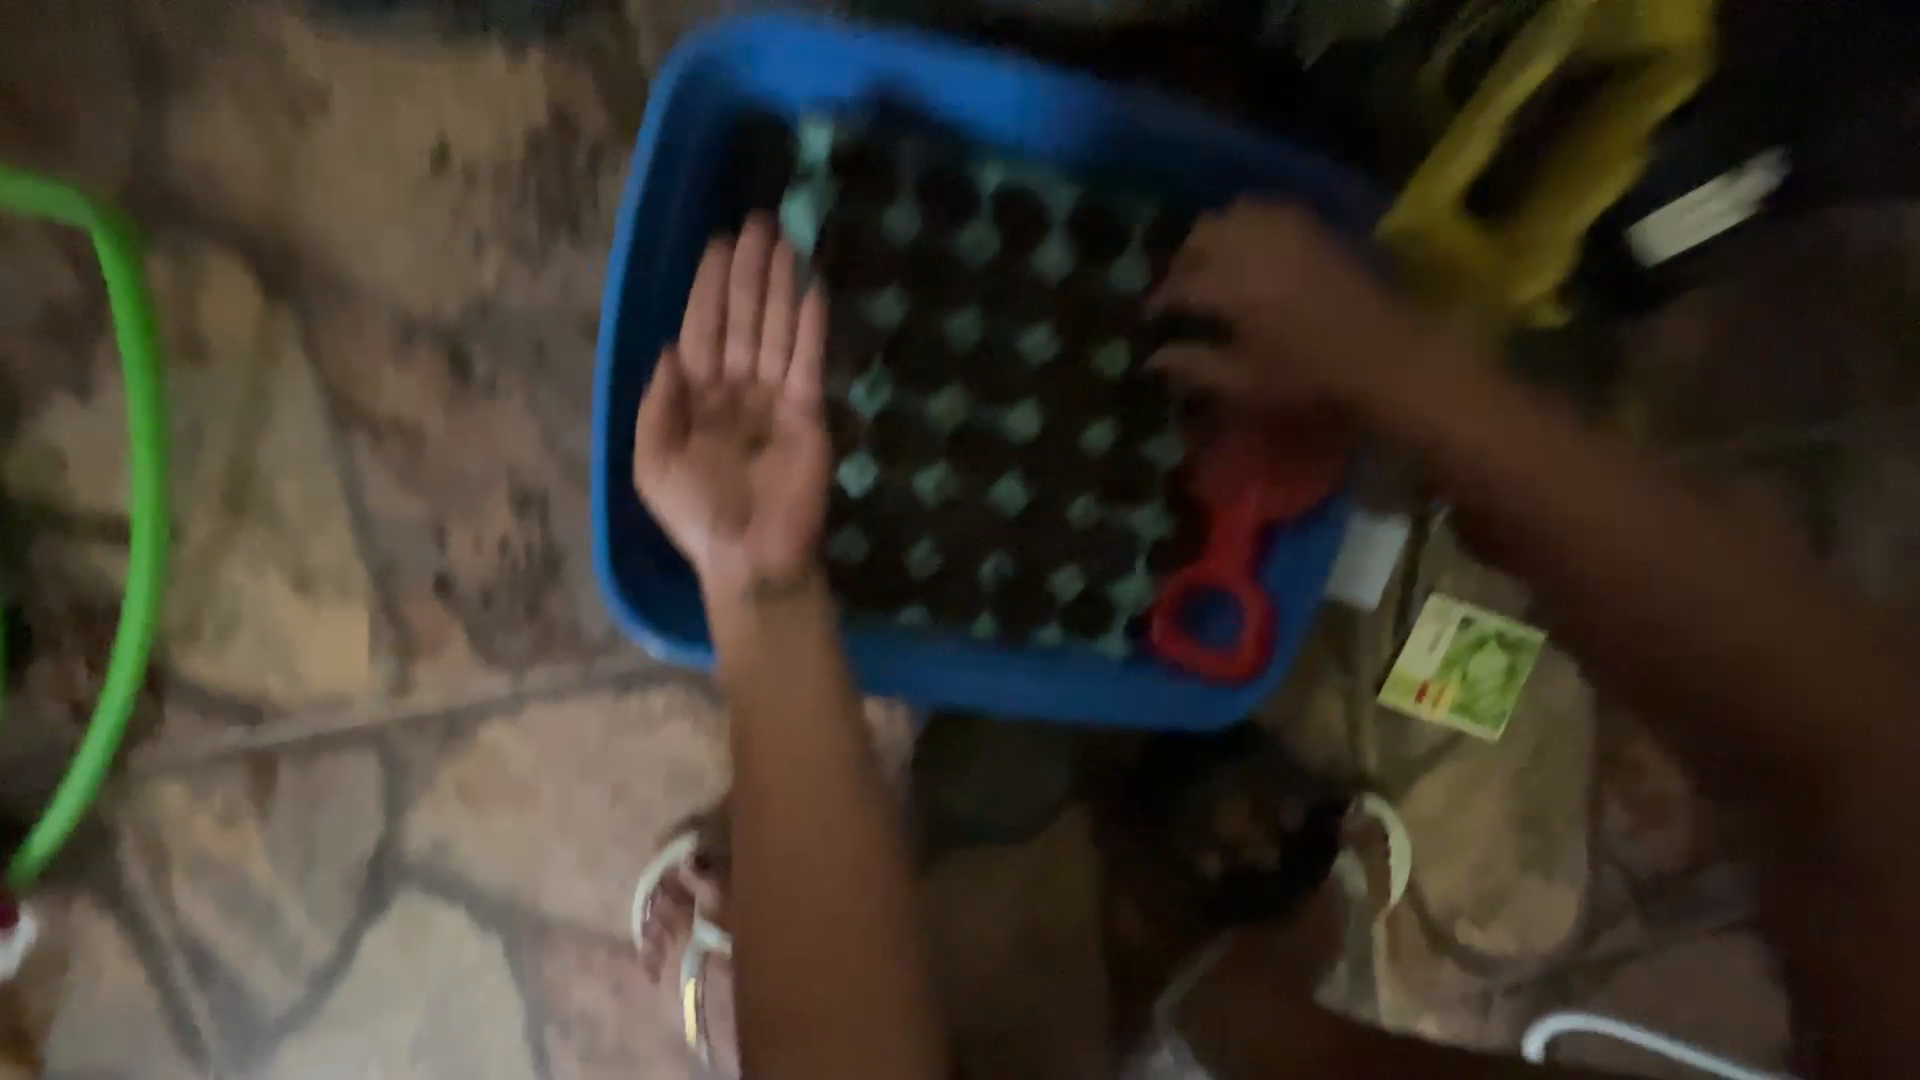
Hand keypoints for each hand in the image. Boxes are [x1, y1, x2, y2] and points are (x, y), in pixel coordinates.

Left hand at [632, 213, 831, 594]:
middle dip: (748, 273)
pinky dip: (811, 329)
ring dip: (780, 287)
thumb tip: (670, 350)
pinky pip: (808, 363)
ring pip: (776, 331)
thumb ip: (658, 404)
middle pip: (743, 319)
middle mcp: (736, 390)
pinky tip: (812, 291)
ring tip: (786, 241)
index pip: (703, 330)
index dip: (709, 288)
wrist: (750, 557)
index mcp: (696, 398)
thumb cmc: (697, 514)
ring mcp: (774, 400)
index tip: (718, 244)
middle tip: (759, 223)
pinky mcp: (809, 414)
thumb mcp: (653, 461)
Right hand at [1146, 200, 1430, 406]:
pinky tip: (1252, 250)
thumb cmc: (1307, 377)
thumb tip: (1152, 359)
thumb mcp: (1242, 382)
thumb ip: (1193, 365)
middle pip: (1201, 235)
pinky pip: (1269, 209)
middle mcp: (1253, 247)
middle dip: (1184, 260)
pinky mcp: (1315, 227)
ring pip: (1233, 213)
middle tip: (1182, 287)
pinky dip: (1249, 224)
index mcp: (1230, 289)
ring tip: (1215, 264)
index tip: (1151, 317)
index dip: (1158, 301)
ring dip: (1215, 236)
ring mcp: (1287, 230)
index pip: (1178, 285)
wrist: (1385, 355)